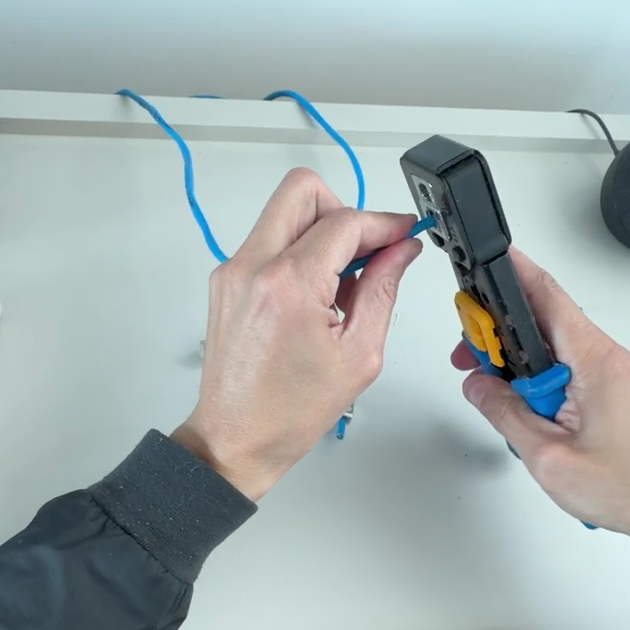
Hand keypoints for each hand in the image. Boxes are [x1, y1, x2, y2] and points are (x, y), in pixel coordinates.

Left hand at [173, 169, 422, 500]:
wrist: (235, 438)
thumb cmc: (288, 413)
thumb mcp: (358, 355)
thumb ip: (382, 290)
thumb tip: (400, 251)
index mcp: (288, 286)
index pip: (345, 222)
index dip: (384, 223)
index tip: (403, 234)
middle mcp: (252, 268)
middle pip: (303, 191)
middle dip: (344, 210)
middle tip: (367, 248)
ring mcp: (232, 272)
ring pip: (283, 213)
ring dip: (320, 232)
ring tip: (341, 282)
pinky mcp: (226, 281)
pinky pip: (268, 241)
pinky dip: (298, 252)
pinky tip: (315, 294)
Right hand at [452, 249, 629, 629]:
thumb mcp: (548, 456)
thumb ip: (504, 413)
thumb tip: (476, 385)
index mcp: (593, 359)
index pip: (544, 294)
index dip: (506, 275)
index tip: (475, 274)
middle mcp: (607, 359)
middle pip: (541, 322)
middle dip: (497, 335)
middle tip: (467, 360)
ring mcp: (613, 378)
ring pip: (552, 353)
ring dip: (517, 367)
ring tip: (495, 399)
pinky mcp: (615, 397)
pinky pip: (568, 376)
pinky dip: (539, 386)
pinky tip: (528, 415)